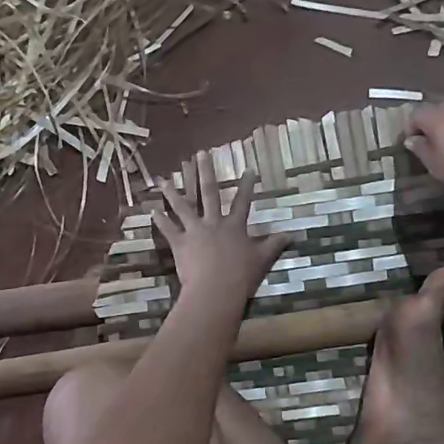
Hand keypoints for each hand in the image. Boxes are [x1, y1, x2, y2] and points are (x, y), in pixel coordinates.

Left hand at [155, 153, 289, 304]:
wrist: (216, 289)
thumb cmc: (241, 276)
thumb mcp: (262, 260)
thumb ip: (274, 245)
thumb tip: (291, 235)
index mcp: (234, 226)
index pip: (243, 201)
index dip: (247, 185)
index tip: (248, 169)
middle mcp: (214, 223)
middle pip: (209, 193)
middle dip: (205, 172)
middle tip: (201, 154)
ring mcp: (194, 231)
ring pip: (182, 207)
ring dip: (172, 192)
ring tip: (164, 179)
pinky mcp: (179, 243)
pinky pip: (168, 230)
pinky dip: (160, 221)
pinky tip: (152, 211)